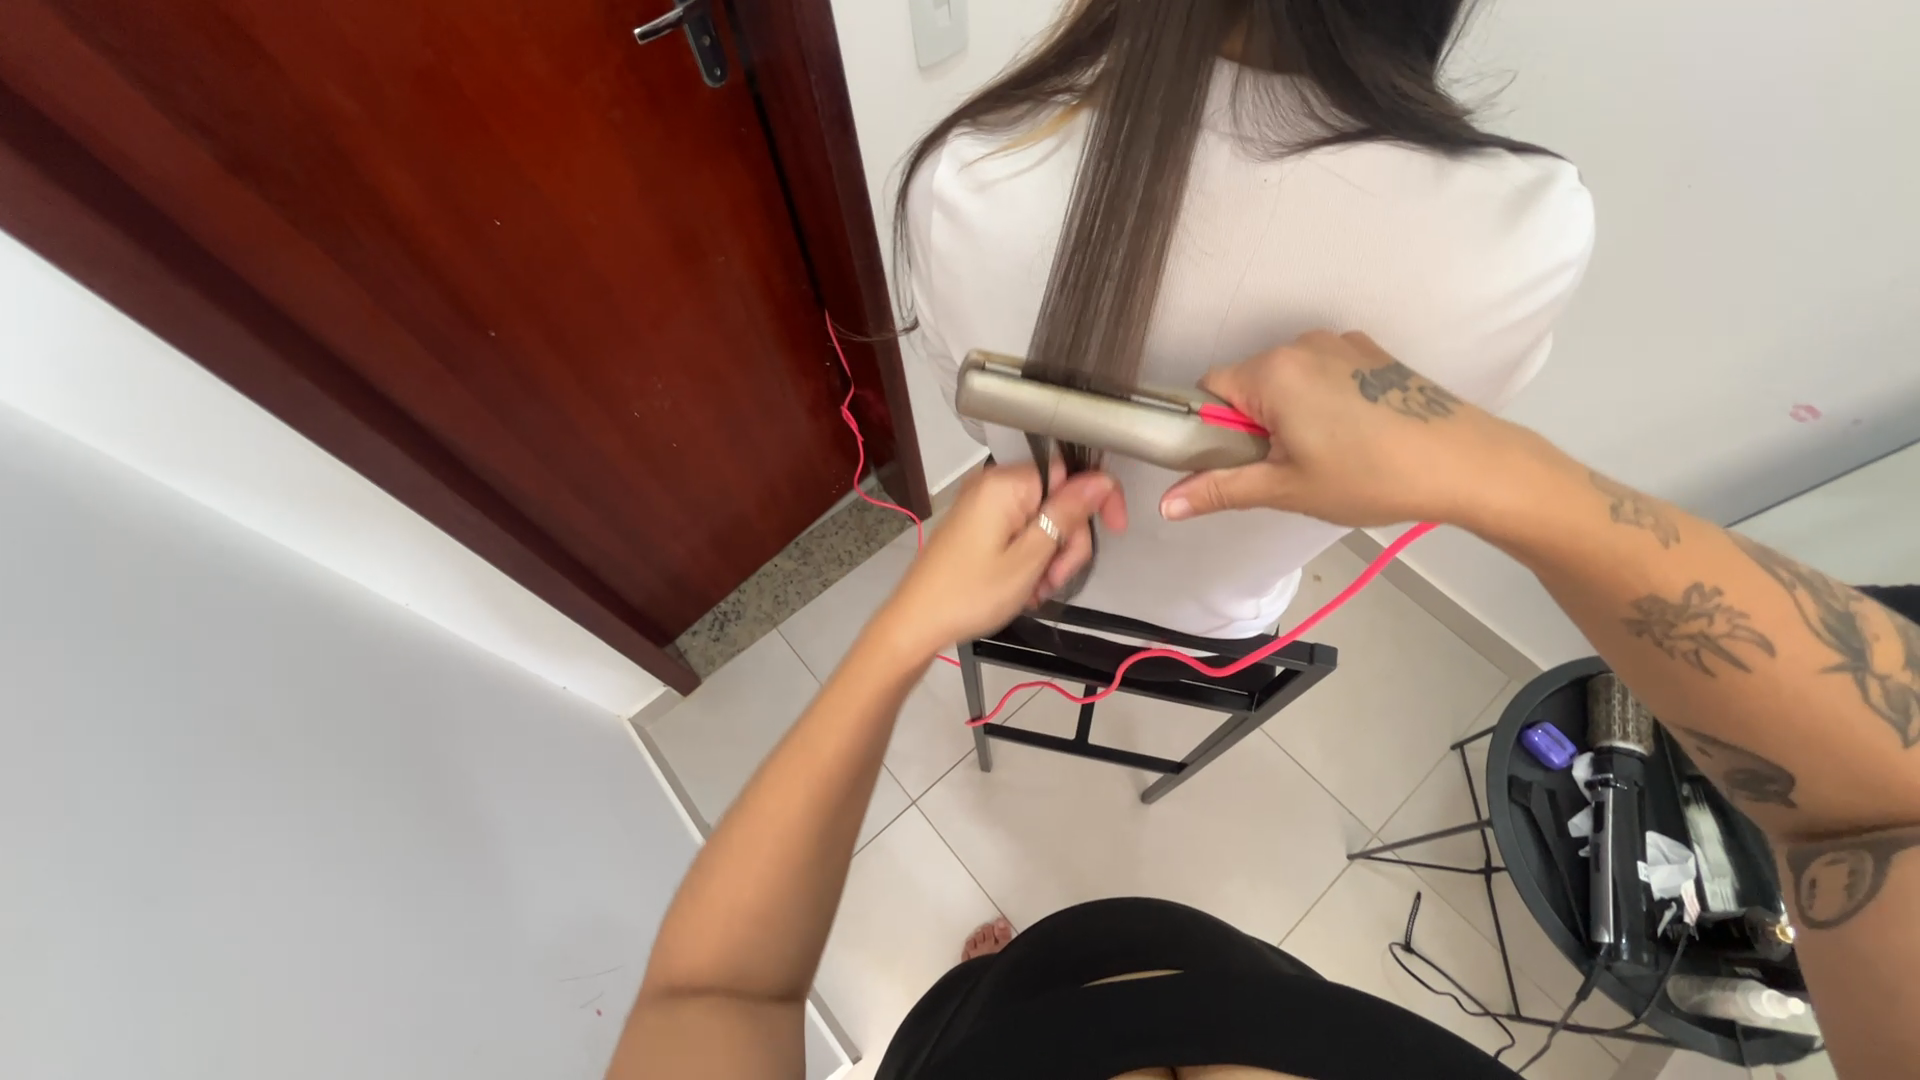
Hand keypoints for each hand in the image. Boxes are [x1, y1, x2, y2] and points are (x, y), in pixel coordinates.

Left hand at [875, 463, 1127, 656]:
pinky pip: (1020, 534)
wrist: (917, 623)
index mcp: (1006, 484)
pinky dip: (1030, 561)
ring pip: (1042, 523)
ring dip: (1049, 559)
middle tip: (1053, 580)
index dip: (1096, 500)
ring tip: (1034, 591)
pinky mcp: (979, 527)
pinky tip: (1023, 589)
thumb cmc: (970, 593)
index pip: (1070, 472)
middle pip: (1057, 501)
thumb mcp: (1029, 558)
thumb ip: (1067, 515)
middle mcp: (994, 486)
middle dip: (1066, 543)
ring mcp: (984, 507)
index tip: (1114, 530)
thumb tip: (1101, 480)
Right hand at [1159, 331, 1556, 529]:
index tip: (1238, 459)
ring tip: (1322, 452)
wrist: (1468, 463)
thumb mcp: (1285, 489)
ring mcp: (1341, 343)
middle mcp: (1302, 344)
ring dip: (1285, 412)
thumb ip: (1219, 489)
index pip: (1208, 389)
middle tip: (1284, 466)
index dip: (1212, 427)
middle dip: (1251, 422)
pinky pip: (1320, 372)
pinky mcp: (1371, 352)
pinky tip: (1349, 433)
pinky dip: (1318, 400)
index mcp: (1273, 371)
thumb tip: (1165, 506)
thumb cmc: (1369, 477)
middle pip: (1246, 383)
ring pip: (1284, 380)